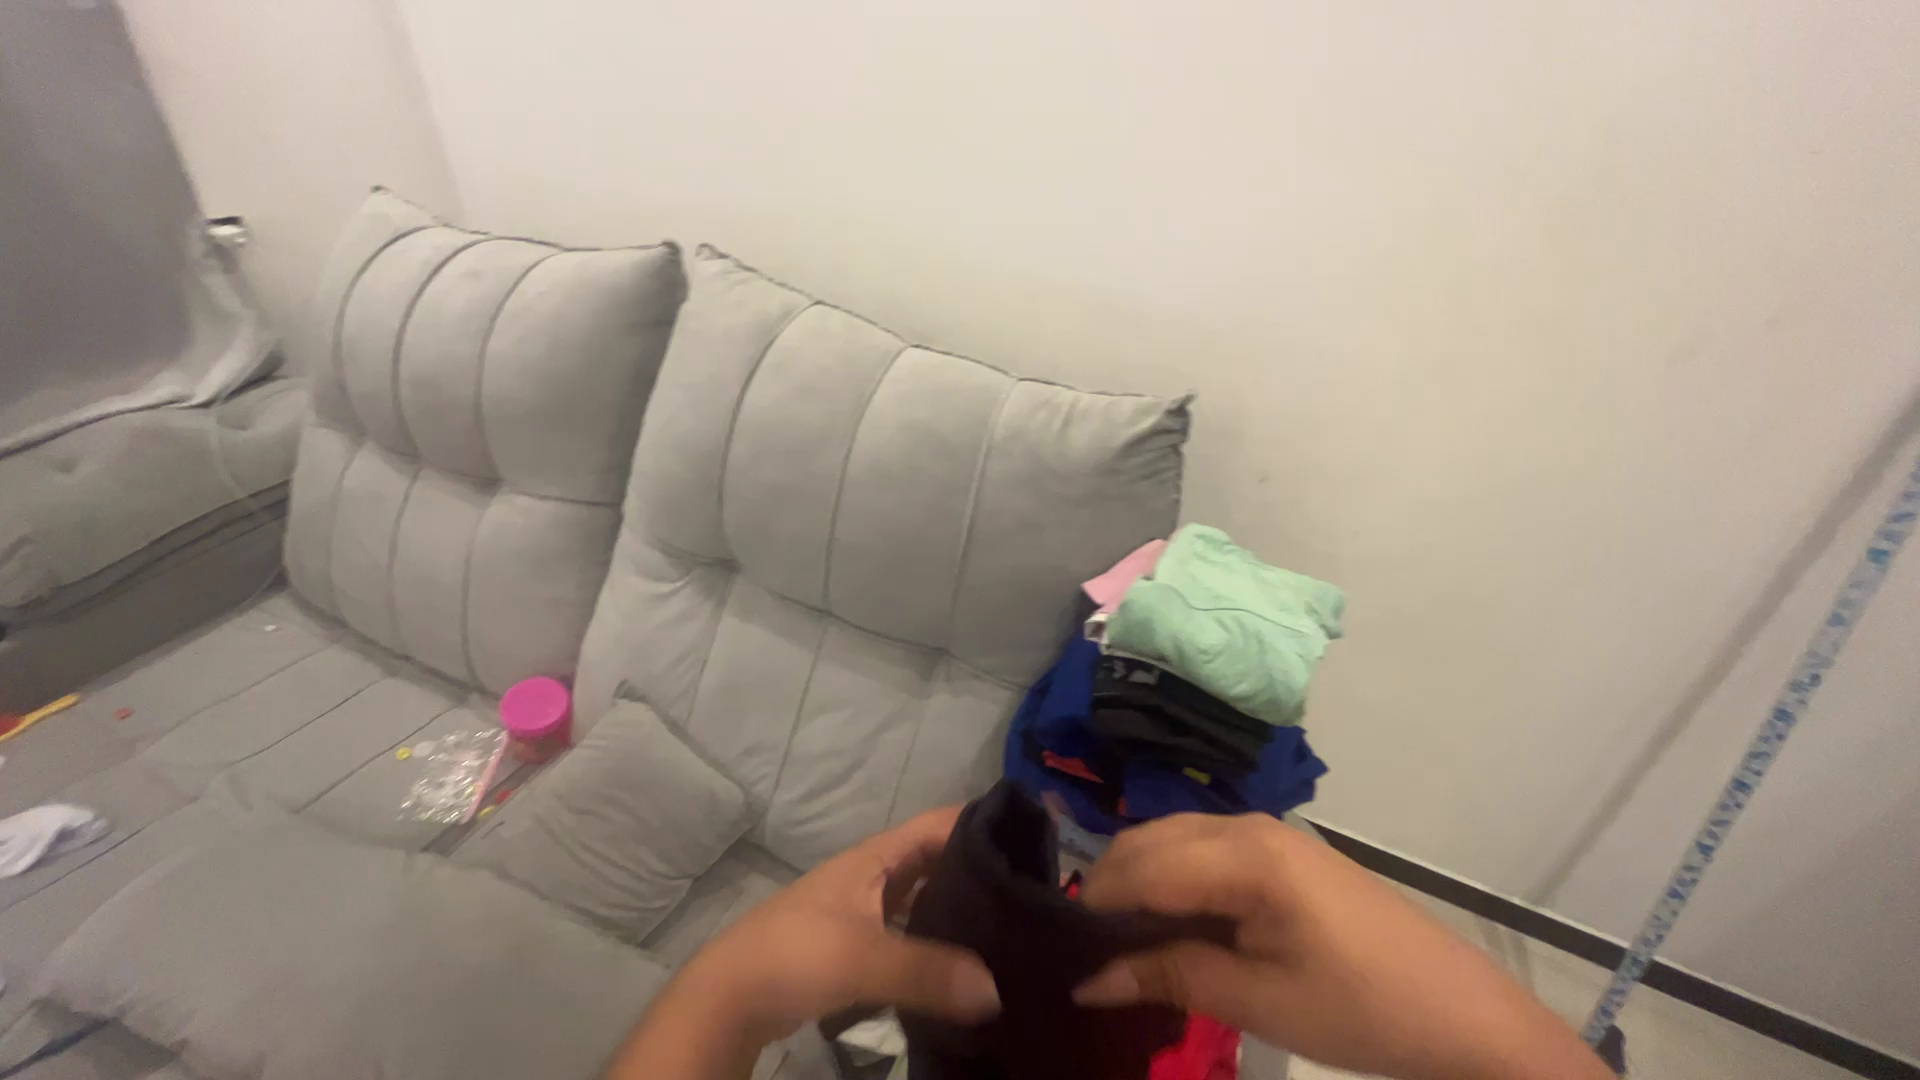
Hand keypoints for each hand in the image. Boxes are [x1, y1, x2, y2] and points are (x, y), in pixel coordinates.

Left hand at [606, 807, 998, 1079]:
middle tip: (1031, 890)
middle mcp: (875, 876)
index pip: (939, 824)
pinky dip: (937, 945)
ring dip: (958, 911)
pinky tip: (964, 969)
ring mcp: (866, 912)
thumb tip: (996, 989)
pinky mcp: (858, 947)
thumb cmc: (796, 953)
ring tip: (1010, 930)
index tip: (1030, 837)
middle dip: (979, 870)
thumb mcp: (864, 957)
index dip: (981, 822)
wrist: (730, 996)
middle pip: (935, 862)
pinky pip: (911, 936)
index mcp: (877, 857)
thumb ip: (928, 971)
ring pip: (923, 901)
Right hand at [1071, 814, 1612, 1079]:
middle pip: (1148, 841)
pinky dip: (1170, 877)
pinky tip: (1169, 920)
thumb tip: (1086, 980)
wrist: (1462, 1012)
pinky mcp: (1277, 848)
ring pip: (1170, 839)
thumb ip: (1167, 975)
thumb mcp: (1257, 1000)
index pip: (1141, 866)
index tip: (1064, 951)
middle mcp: (1245, 824)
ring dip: (1137, 881)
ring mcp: (1264, 830)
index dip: (1095, 906)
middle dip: (1108, 888)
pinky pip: (1199, 847)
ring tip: (1121, 940)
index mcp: (1244, 854)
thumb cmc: (1361, 1009)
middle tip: (1087, 949)